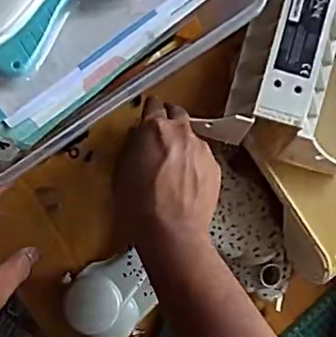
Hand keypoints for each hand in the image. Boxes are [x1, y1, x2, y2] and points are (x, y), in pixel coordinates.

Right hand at [116, 96, 219, 262]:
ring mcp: (201, 149)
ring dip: (181, 146)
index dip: (149, 109)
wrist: (171, 232)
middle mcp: (181, 133)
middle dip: (168, 121)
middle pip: (177, 114)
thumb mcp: (121, 173)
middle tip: (158, 137)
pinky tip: (183, 183)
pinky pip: (202, 158)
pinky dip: (193, 165)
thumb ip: (132, 149)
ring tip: (171, 168)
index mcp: (154, 129)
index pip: (153, 105)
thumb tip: (137, 144)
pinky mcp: (214, 168)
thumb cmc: (141, 207)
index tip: (147, 113)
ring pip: (191, 138)